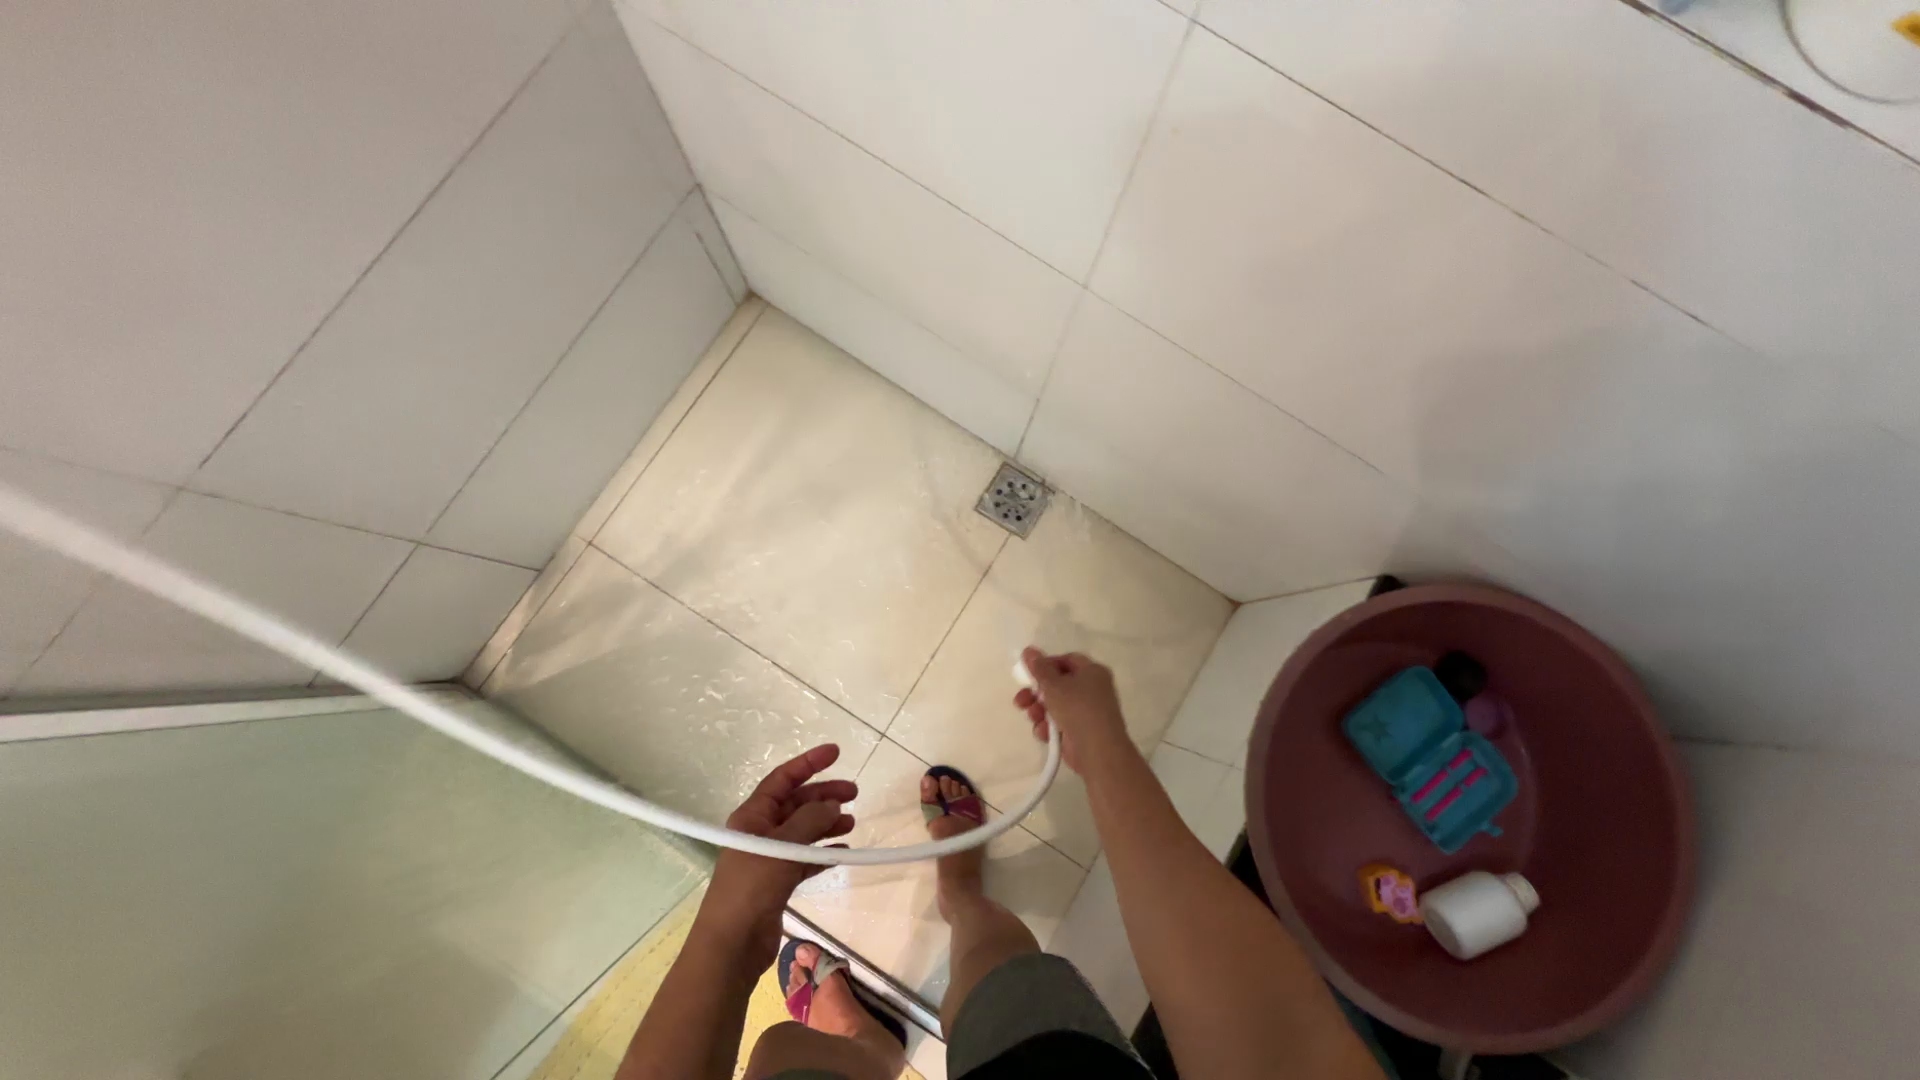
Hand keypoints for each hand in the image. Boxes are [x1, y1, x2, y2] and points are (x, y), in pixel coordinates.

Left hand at [700, 744, 856, 962]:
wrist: (731, 946)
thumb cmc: (751, 889)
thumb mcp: (782, 848)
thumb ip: (810, 822)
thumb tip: (833, 804)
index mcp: (752, 817)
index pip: (782, 779)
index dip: (809, 763)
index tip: (836, 752)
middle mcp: (759, 833)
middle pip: (796, 804)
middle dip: (824, 795)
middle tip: (854, 793)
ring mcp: (768, 859)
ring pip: (803, 831)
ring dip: (827, 823)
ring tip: (852, 823)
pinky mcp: (777, 883)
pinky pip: (805, 859)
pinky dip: (824, 854)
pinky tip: (843, 854)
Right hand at [1013, 647, 1128, 771]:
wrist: (1098, 750)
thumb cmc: (1077, 709)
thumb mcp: (1054, 685)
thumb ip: (1039, 668)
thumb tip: (1029, 650)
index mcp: (1092, 672)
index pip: (1067, 660)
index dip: (1047, 665)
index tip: (1029, 673)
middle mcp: (1092, 689)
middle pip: (1057, 684)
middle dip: (1036, 693)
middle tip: (1021, 700)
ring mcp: (1087, 711)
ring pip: (1055, 706)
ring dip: (1039, 711)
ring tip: (1033, 717)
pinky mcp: (1080, 731)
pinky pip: (1060, 723)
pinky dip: (1049, 727)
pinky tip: (1043, 733)